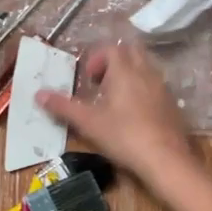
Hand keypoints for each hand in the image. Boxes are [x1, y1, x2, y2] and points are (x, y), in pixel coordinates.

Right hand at [37, 43, 193, 184]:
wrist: (167, 162)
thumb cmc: (124, 136)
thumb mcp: (88, 122)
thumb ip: (63, 106)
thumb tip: (38, 94)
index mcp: (124, 70)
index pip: (111, 48)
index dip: (97, 59)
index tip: (89, 80)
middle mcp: (145, 72)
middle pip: (131, 51)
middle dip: (115, 60)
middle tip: (103, 82)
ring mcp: (162, 88)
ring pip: (146, 67)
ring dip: (130, 74)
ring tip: (117, 98)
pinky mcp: (173, 105)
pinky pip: (156, 85)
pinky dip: (144, 89)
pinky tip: (136, 114)